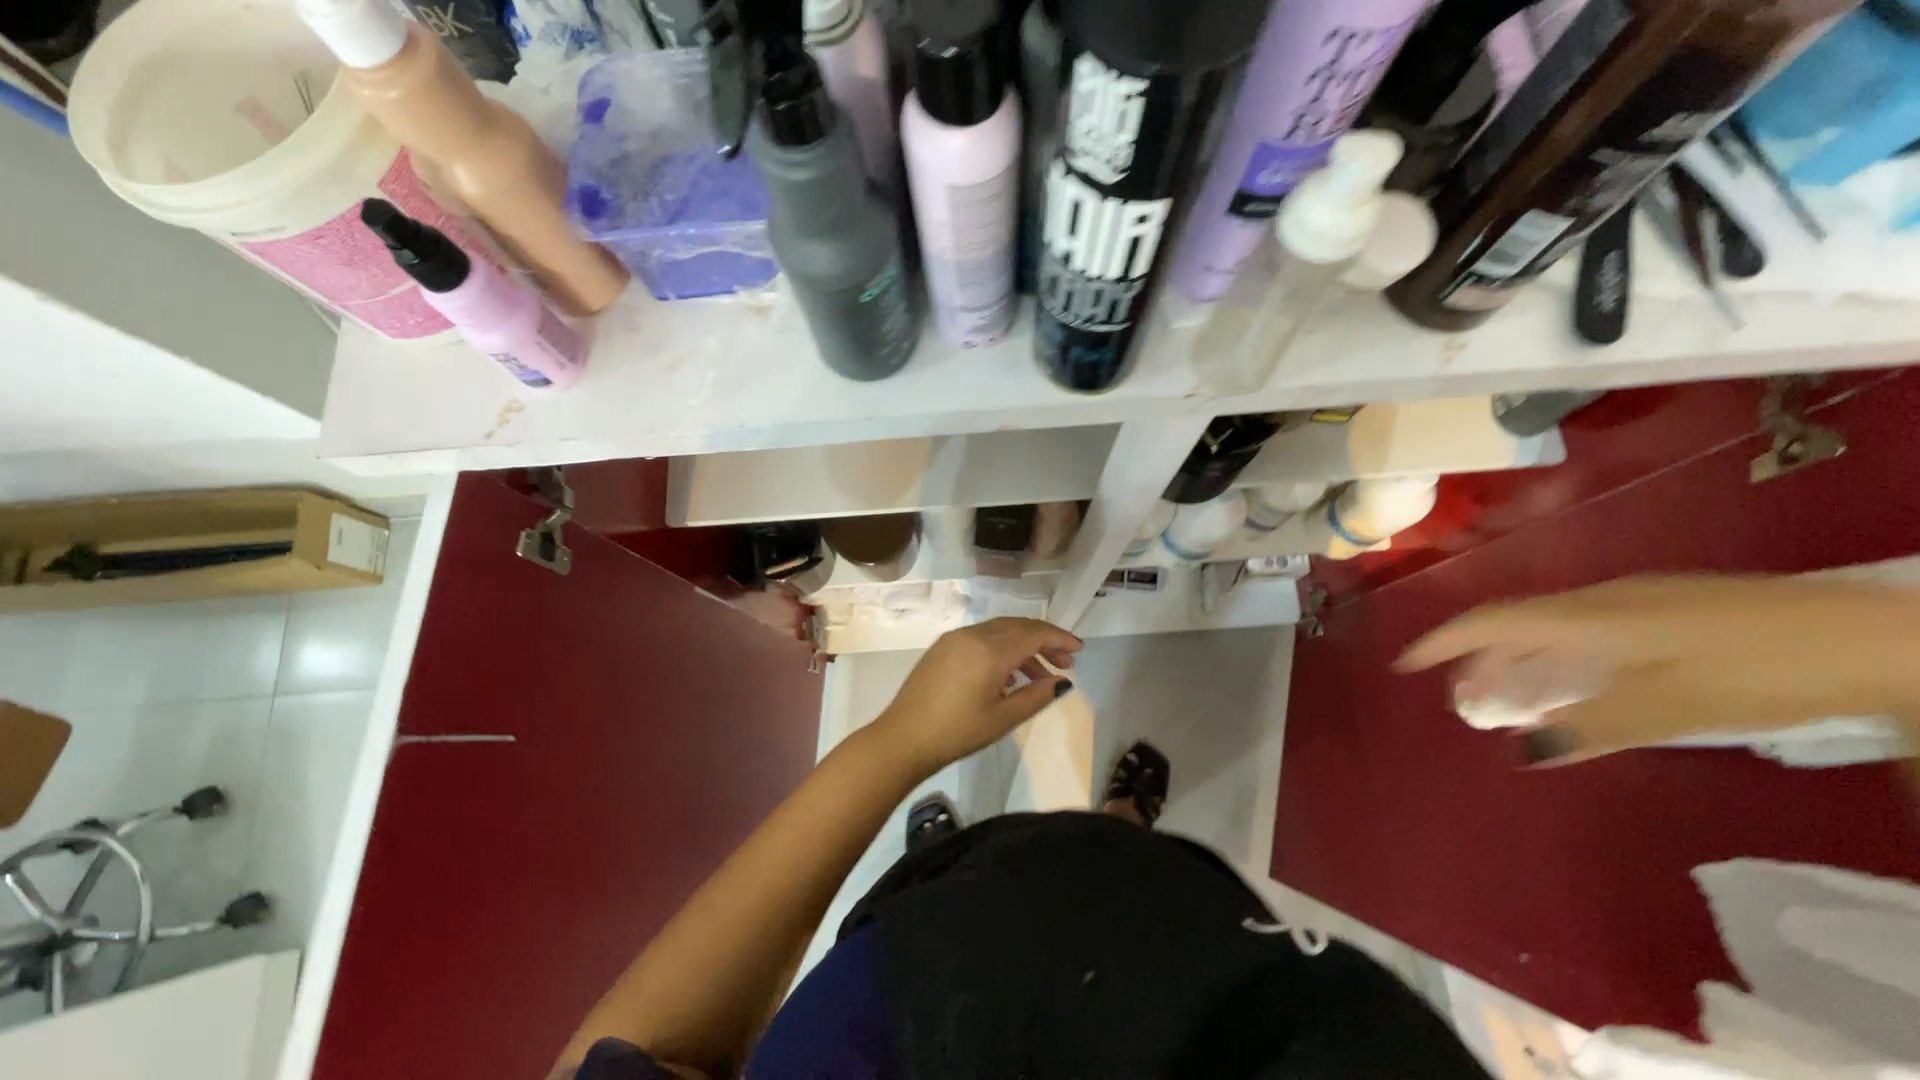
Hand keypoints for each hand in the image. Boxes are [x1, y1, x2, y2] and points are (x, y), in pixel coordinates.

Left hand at [875, 617, 1083, 771]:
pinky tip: (1009, 676)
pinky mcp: (942, 648)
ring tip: (1040, 676)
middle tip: (1065, 664)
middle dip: (1044, 641)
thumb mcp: (1003, 719)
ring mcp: (954, 639)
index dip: (1059, 639)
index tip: (1079, 650)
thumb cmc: (957, 732)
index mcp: (989, 649)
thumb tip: (1061, 682)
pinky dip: (1002, 649)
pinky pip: (981, 639)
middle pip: (1017, 627)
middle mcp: (972, 635)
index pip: (1034, 633)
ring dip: (1023, 647)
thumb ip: (1036, 696)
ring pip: (999, 632)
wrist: (903, 739)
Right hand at [1396, 575, 1919, 765]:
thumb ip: (1590, 727)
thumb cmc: (1755, 671)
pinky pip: (1586, 631)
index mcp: (1591, 617)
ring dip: (1521, 661)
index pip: (1493, 621)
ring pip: (1554, 628)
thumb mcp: (1669, 708)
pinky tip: (1574, 686)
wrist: (1867, 635)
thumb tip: (1521, 750)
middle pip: (1518, 623)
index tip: (1404, 665)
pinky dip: (1559, 659)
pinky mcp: (1670, 610)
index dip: (1443, 641)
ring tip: (1506, 699)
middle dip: (1479, 659)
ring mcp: (1639, 600)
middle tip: (1460, 700)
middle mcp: (1603, 599)